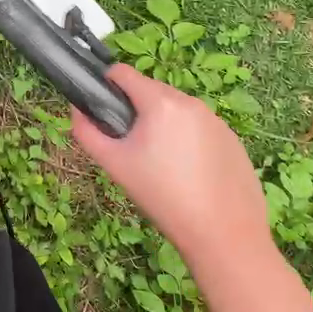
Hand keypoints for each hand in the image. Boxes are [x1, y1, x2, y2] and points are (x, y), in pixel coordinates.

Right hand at [70, 65, 272, 269]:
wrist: (225, 239)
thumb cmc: (163, 197)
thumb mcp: (114, 164)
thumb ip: (86, 131)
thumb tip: (77, 110)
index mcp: (160, 102)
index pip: (122, 72)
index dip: (107, 86)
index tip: (106, 113)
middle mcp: (190, 102)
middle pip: (150, 90)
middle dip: (137, 109)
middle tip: (134, 145)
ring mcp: (217, 121)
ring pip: (176, 109)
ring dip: (164, 123)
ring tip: (163, 162)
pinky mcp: (235, 141)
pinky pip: (201, 127)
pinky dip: (190, 140)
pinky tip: (190, 173)